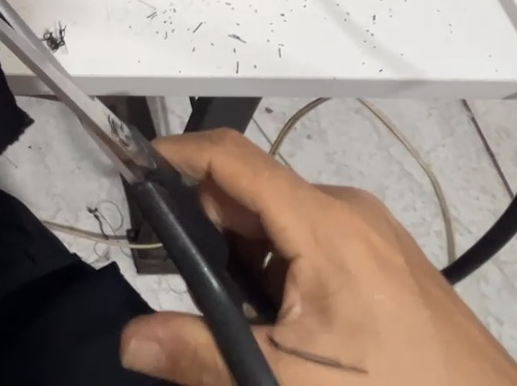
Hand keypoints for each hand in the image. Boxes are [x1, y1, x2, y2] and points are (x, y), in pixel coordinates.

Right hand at [119, 131, 516, 385]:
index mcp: (324, 223)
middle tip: (192, 286)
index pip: (230, 157)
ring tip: (248, 317)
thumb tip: (127, 341)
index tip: (128, 172)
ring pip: (277, 216)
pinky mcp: (388, 259)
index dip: (174, 154)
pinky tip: (288, 322)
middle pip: (248, 189)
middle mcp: (347, 210)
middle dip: (208, 227)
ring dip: (243, 251)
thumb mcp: (288, 384)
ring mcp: (373, 234)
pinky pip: (310, 236)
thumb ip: (200, 354)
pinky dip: (279, 263)